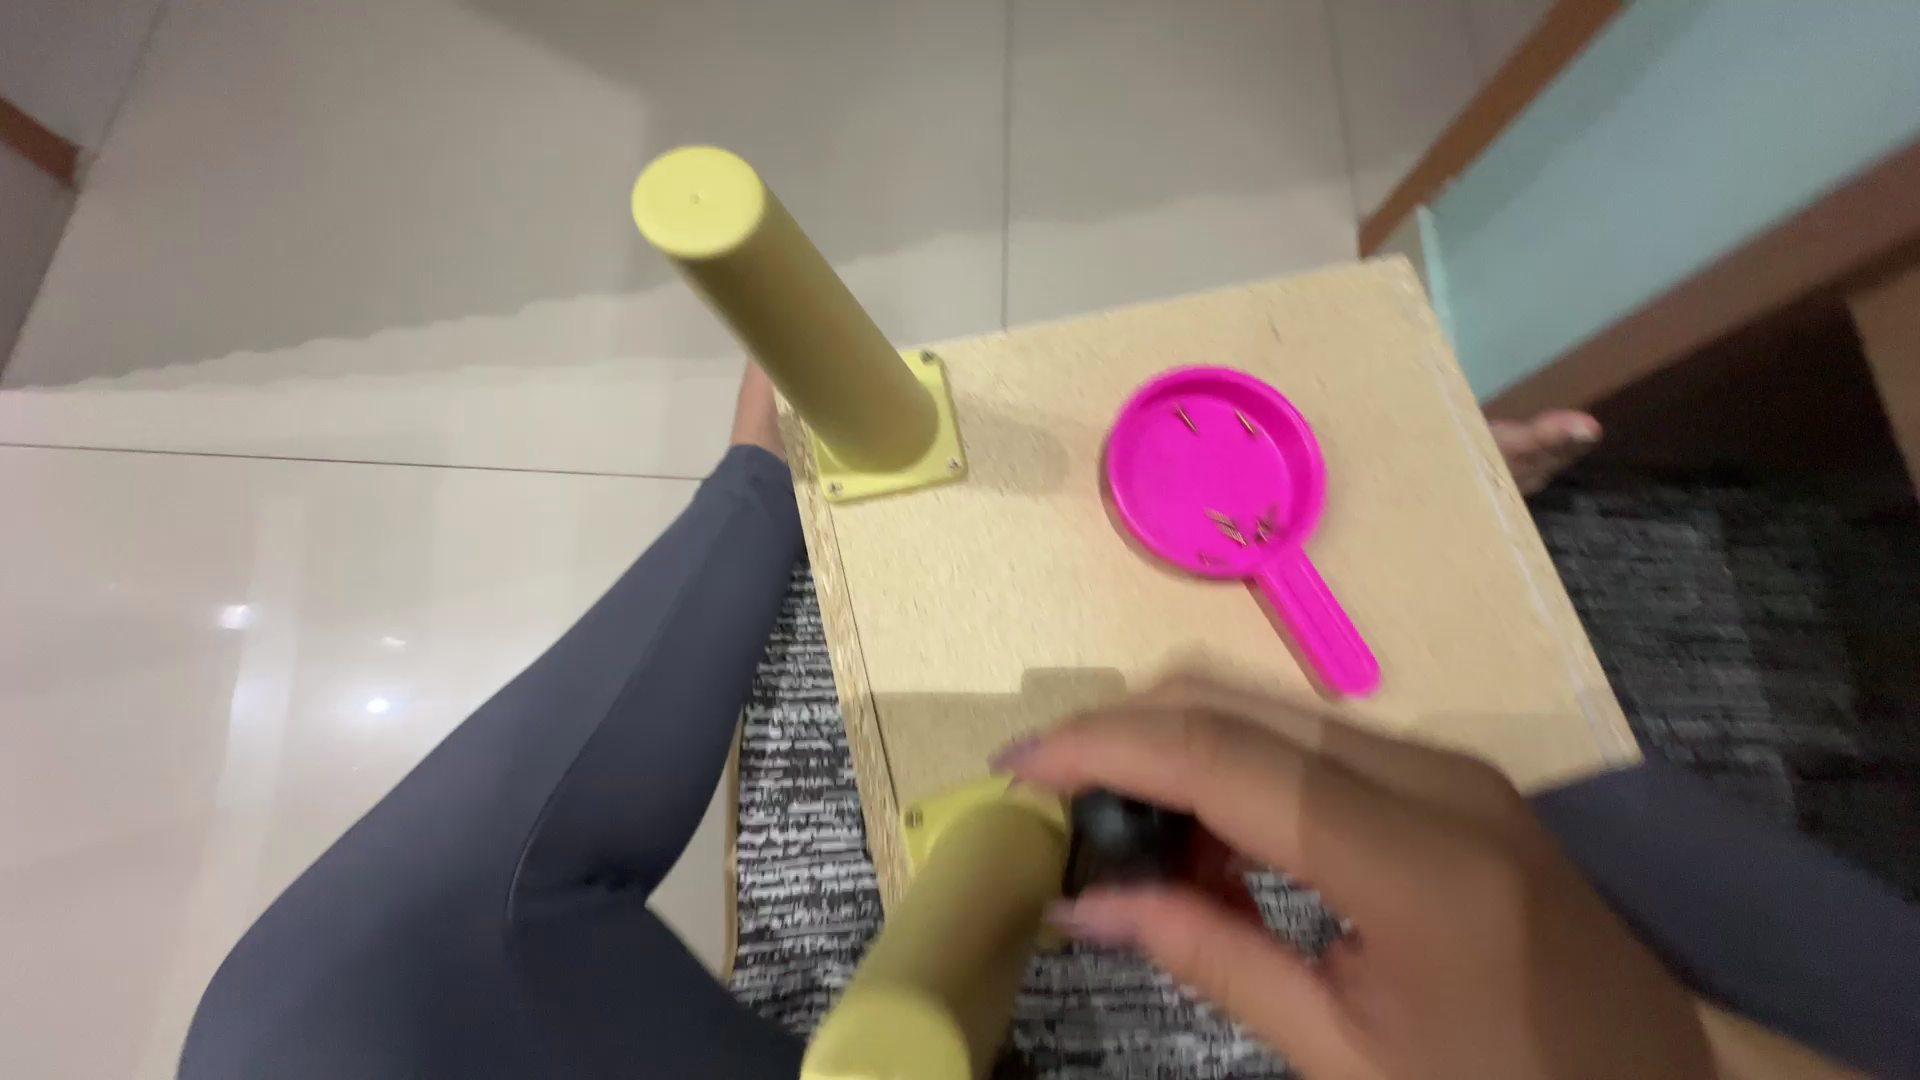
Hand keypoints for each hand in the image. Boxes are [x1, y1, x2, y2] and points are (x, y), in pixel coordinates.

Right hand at [994, 677, 1712, 1079]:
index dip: (1102, 747)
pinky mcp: (1429, 762)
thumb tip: (1078, 904)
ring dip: (1165, 744)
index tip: (1018, 765)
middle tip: (1051, 789)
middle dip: (1118, 729)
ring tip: (1126, 831)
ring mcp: (1433, 756)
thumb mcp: (1346, 1062)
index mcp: (1417, 862)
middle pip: (1227, 700)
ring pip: (1252, 702)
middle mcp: (1426, 772)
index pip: (1220, 756)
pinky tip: (1205, 836)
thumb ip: (1204, 955)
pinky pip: (1290, 733)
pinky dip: (1218, 762)